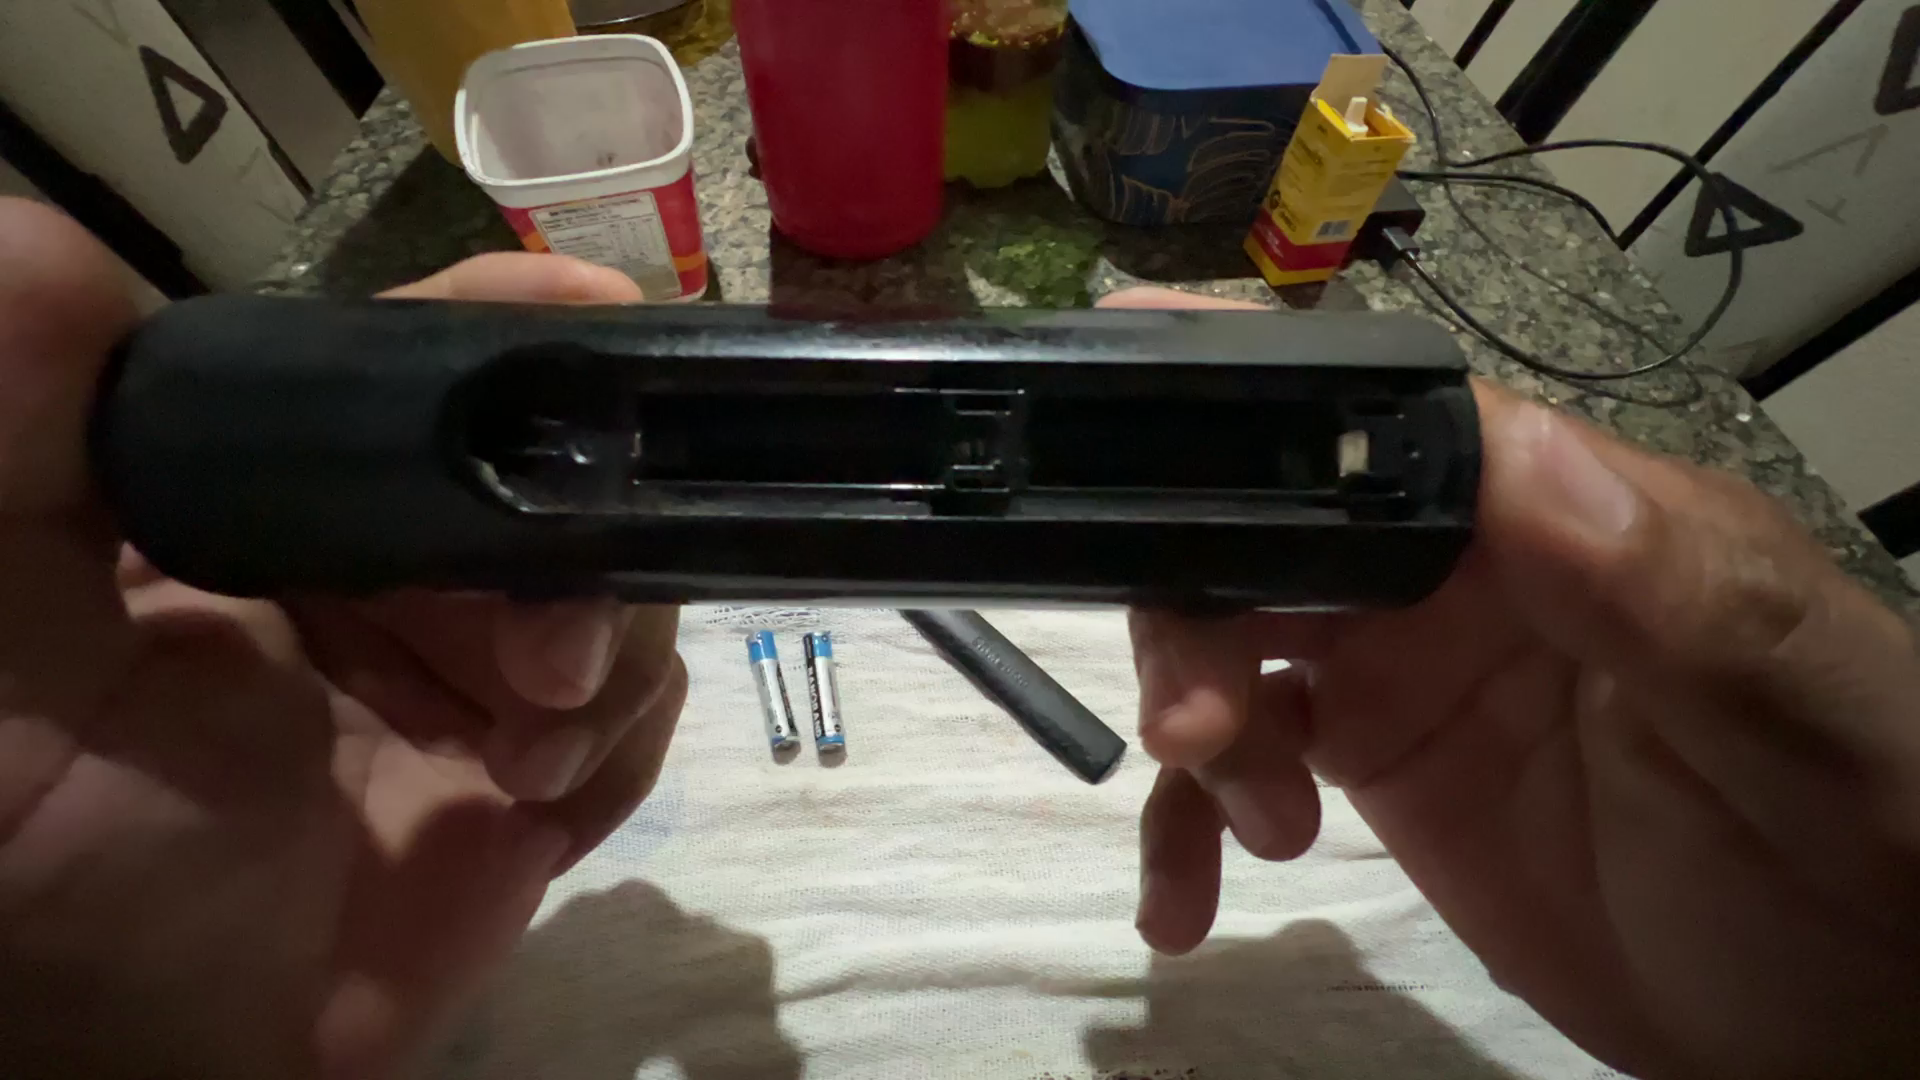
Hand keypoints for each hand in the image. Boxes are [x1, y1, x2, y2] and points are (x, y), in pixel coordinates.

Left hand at [0, 198, 685, 1078]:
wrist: (173, 1050)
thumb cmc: (49, 854)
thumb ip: (9, 457)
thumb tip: (51, 255)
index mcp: (309, 508)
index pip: (435, 379)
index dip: (525, 331)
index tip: (612, 314)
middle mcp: (423, 565)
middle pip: (574, 498)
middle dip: (590, 563)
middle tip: (549, 661)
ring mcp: (507, 659)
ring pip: (633, 600)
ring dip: (614, 670)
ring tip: (536, 754)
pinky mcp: (569, 746)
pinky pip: (651, 704)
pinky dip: (626, 742)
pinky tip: (550, 796)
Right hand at [1108, 287, 1919, 1078]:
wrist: (1824, 1019)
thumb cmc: (1854, 864)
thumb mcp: (1806, 732)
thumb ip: (1677, 589)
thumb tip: (1517, 457)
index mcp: (1525, 521)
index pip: (1364, 432)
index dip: (1239, 420)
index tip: (1126, 447)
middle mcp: (1426, 574)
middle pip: (1248, 552)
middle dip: (1192, 630)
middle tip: (1193, 732)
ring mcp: (1372, 663)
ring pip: (1214, 652)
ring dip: (1192, 731)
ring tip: (1252, 824)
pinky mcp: (1340, 751)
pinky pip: (1226, 764)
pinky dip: (1185, 821)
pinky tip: (1180, 897)